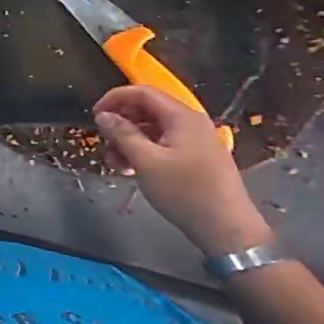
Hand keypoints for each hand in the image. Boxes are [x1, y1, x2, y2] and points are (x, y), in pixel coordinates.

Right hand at [94, 86, 272, 256]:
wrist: (229, 231)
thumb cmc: (185, 192)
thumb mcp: (146, 161)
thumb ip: (122, 134)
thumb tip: (103, 115)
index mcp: (183, 118)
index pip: (142, 93)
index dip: (114, 99)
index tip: (94, 117)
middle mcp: (192, 124)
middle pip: (147, 111)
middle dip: (121, 124)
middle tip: (104, 144)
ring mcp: (196, 142)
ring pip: (152, 130)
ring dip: (129, 142)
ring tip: (117, 164)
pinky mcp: (197, 159)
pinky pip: (163, 145)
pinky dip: (144, 153)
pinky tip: (133, 171)